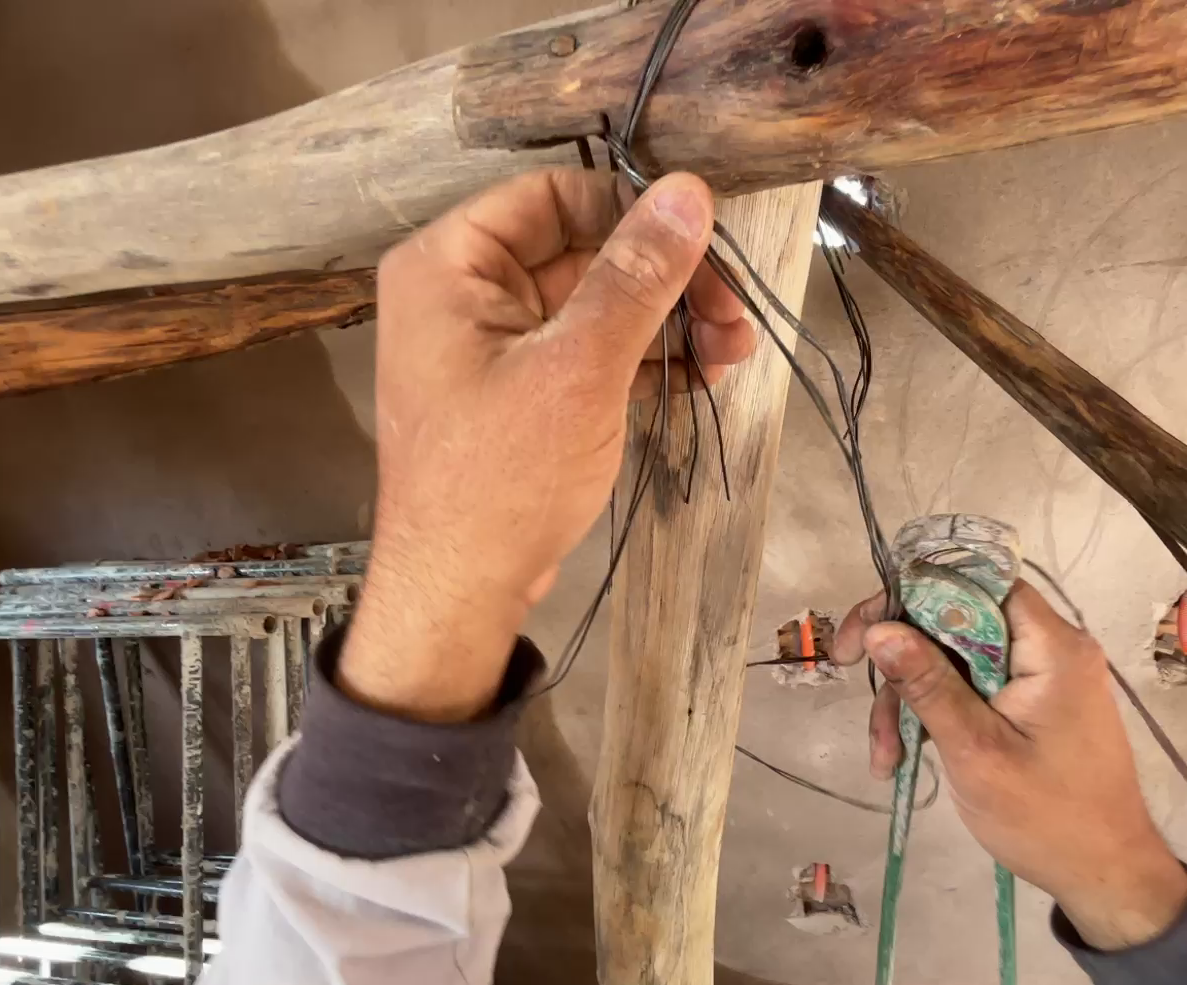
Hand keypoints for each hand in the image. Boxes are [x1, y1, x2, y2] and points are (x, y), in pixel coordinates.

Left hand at [338, 168, 754, 721]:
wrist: (463, 591)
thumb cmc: (505, 476)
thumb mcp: (578, 368)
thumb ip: (636, 277)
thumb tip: (689, 190)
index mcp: (451, 265)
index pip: (554, 196)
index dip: (633, 211)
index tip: (706, 244)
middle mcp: (468, 296)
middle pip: (584, 254)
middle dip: (666, 282)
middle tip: (734, 311)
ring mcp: (499, 349)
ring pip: (597, 309)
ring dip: (668, 324)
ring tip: (735, 351)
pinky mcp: (528, 395)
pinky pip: (592, 356)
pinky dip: (644, 362)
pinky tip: (704, 374)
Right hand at [832, 582, 1186, 948]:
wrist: (1106, 879)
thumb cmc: (1048, 817)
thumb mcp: (975, 749)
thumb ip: (927, 684)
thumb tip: (878, 629)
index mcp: (1049, 645)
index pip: (976, 581)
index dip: (916, 589)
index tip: (869, 624)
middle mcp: (1045, 647)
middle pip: (951, 617)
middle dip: (898, 655)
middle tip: (848, 669)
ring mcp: (1033, 675)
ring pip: (947, 656)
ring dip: (906, 697)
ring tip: (884, 754)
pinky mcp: (1023, 700)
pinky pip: (962, 685)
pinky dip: (929, 714)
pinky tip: (900, 757)